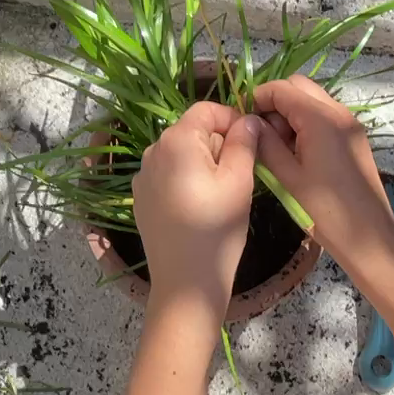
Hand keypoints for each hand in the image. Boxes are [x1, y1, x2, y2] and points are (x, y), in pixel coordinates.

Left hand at [133, 101, 260, 319]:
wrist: (186, 284)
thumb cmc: (217, 229)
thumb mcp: (239, 181)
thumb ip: (244, 142)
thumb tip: (248, 119)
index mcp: (176, 140)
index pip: (207, 109)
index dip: (233, 119)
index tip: (252, 144)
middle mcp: (153, 150)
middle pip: (194, 131)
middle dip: (219, 144)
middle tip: (240, 175)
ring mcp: (143, 175)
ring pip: (183, 154)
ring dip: (205, 163)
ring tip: (222, 195)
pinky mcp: (142, 197)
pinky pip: (170, 174)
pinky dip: (188, 181)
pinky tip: (200, 208)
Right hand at [252, 75, 393, 271]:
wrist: (370, 238)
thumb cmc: (325, 210)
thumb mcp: (287, 177)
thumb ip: (266, 144)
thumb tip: (250, 123)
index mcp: (321, 118)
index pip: (282, 88)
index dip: (257, 98)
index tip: (242, 119)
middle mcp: (338, 112)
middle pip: (299, 87)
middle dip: (275, 102)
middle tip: (261, 132)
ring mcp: (349, 123)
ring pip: (312, 100)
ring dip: (290, 113)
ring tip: (277, 146)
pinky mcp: (354, 137)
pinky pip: (324, 116)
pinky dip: (306, 123)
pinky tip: (297, 152)